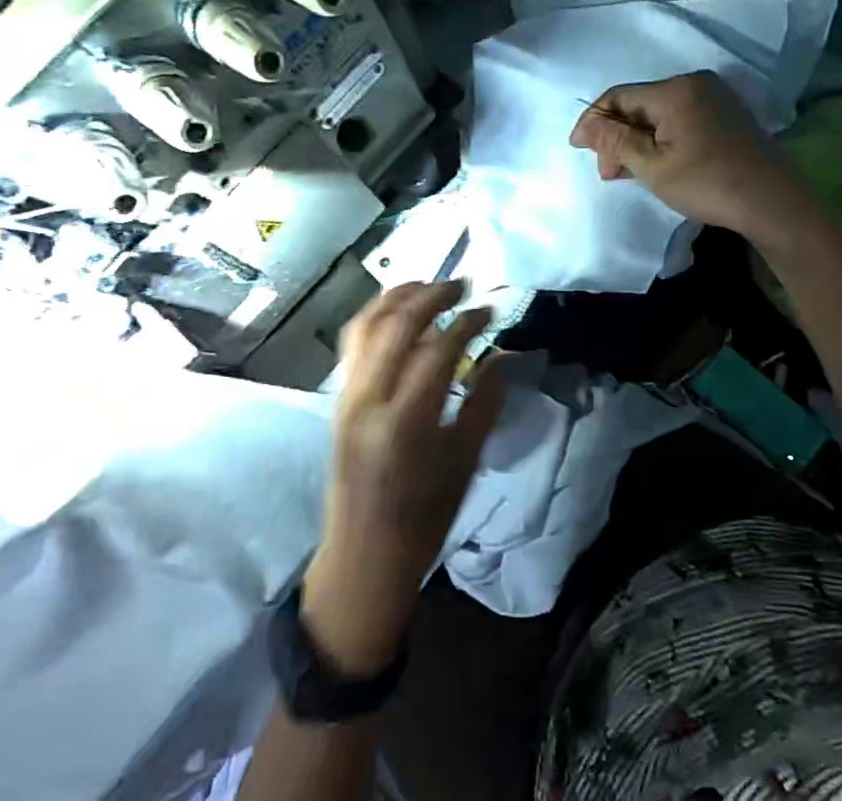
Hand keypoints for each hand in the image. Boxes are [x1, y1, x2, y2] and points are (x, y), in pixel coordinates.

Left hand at [301, 281, 507, 673]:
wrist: (364, 557)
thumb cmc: (424, 518)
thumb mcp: (465, 462)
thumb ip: (485, 403)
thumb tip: (504, 355)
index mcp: (405, 423)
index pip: (438, 351)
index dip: (468, 322)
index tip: (491, 310)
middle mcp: (367, 401)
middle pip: (396, 326)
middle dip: (432, 296)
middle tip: (463, 284)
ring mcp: (345, 398)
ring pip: (365, 327)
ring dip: (398, 298)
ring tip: (429, 285)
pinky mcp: (337, 400)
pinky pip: (353, 345)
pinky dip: (376, 317)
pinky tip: (399, 311)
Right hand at [568, 71, 818, 245]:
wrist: (772, 202)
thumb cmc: (707, 184)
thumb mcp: (653, 167)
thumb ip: (616, 141)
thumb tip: (587, 127)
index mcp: (676, 89)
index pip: (619, 96)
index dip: (594, 121)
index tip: (577, 149)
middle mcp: (696, 83)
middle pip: (640, 104)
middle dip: (618, 136)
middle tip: (610, 174)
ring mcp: (715, 98)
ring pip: (660, 114)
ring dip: (638, 141)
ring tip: (630, 173)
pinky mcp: (727, 116)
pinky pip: (681, 120)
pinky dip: (662, 140)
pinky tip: (657, 165)